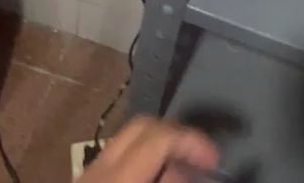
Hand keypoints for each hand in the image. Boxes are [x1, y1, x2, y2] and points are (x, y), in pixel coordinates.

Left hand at [77, 117, 219, 182]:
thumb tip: (189, 169)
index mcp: (119, 173)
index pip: (160, 134)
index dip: (193, 138)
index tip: (216, 156)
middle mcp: (100, 163)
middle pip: (142, 126)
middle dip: (177, 132)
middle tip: (202, 154)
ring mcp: (89, 170)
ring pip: (129, 139)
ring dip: (160, 145)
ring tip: (185, 166)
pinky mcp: (87, 178)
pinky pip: (119, 156)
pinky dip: (143, 159)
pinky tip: (159, 174)